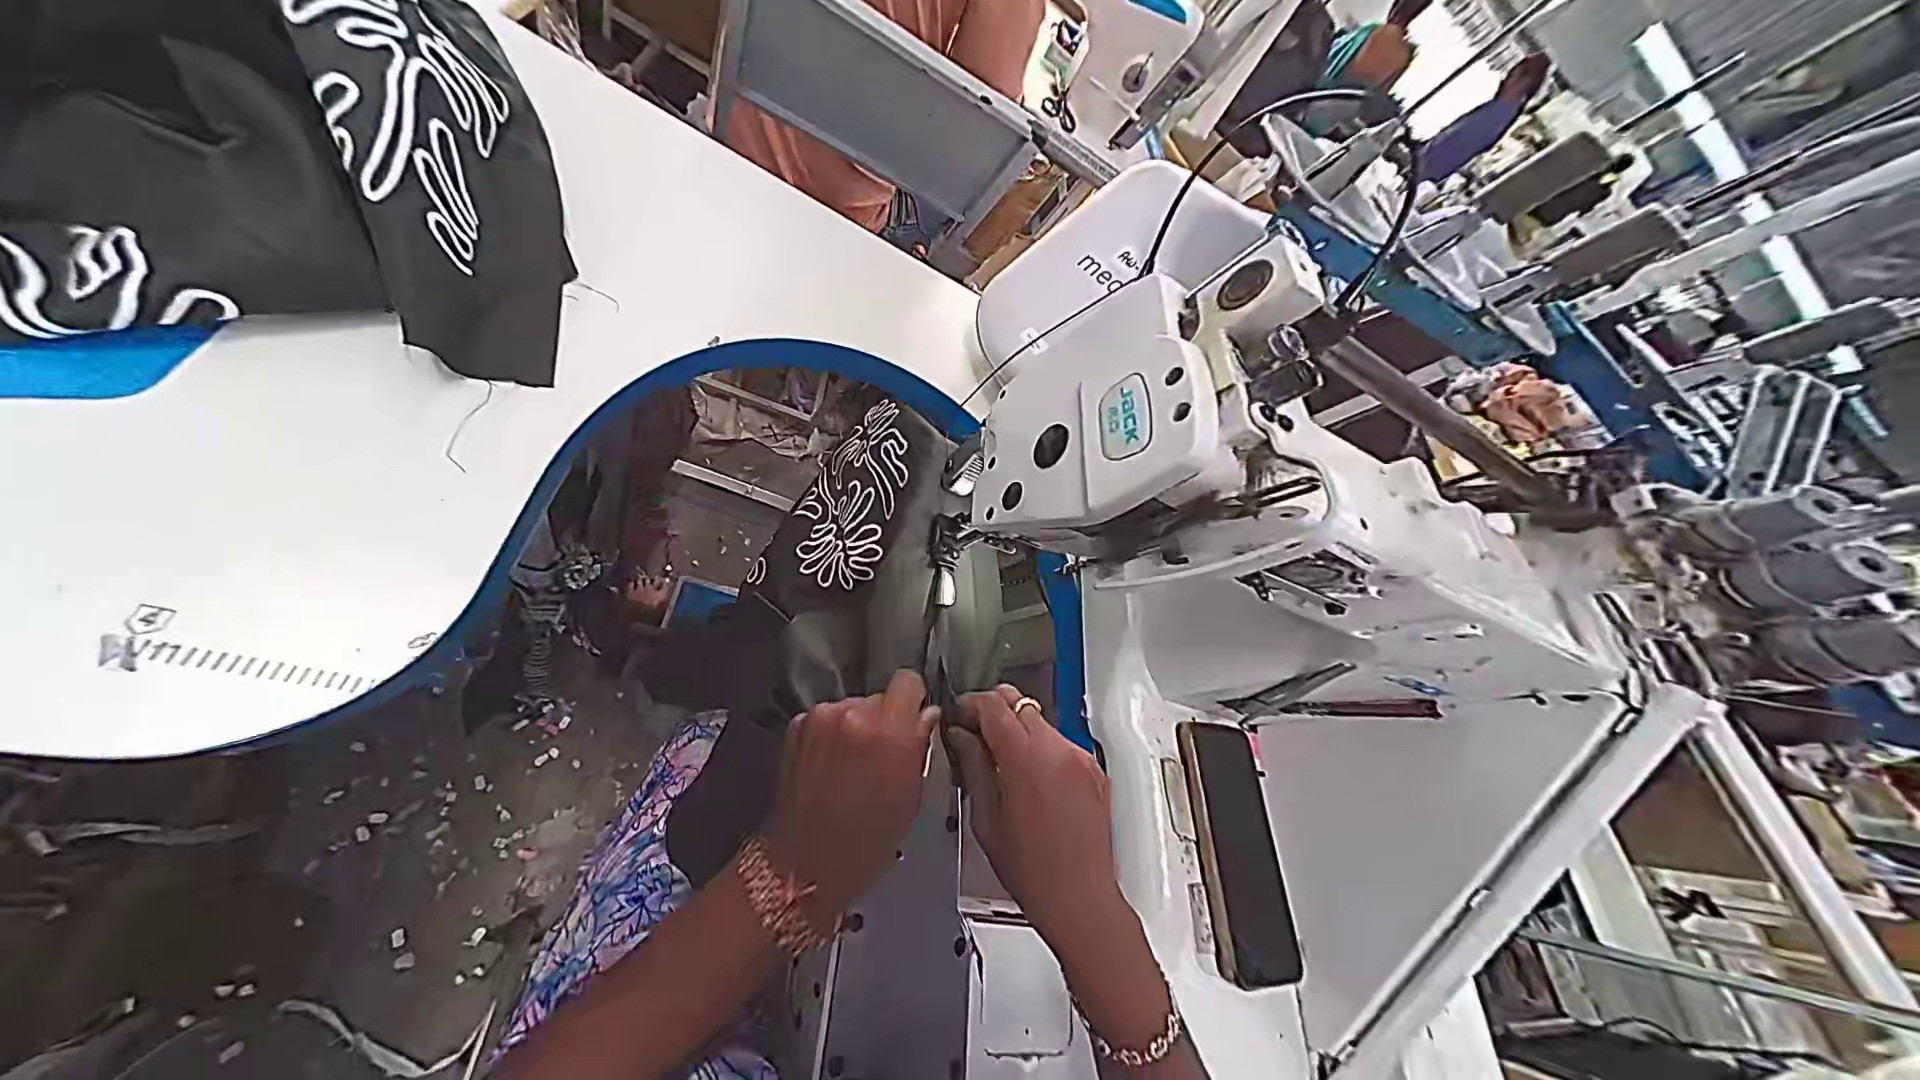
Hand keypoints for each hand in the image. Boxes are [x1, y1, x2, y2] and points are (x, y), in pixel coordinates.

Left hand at [764, 670, 938, 921]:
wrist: (805, 862)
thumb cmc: (865, 839)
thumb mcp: (912, 794)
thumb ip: (920, 744)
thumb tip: (926, 716)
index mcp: (889, 731)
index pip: (908, 681)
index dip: (913, 699)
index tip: (913, 718)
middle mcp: (854, 715)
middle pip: (880, 696)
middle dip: (886, 719)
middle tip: (883, 754)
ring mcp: (821, 718)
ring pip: (853, 706)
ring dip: (857, 726)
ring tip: (853, 766)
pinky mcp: (797, 726)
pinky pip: (827, 718)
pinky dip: (832, 734)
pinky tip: (832, 766)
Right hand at [946, 686, 1121, 942]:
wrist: (1081, 899)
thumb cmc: (1034, 873)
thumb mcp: (986, 819)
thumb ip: (973, 767)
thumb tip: (961, 738)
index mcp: (1026, 759)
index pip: (994, 706)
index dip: (971, 704)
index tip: (959, 713)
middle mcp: (1057, 751)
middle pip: (1020, 703)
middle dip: (993, 709)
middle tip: (973, 728)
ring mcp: (1079, 759)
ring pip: (1040, 721)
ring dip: (1017, 728)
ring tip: (999, 757)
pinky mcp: (1094, 771)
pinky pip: (1060, 742)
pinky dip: (1040, 747)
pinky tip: (1027, 775)